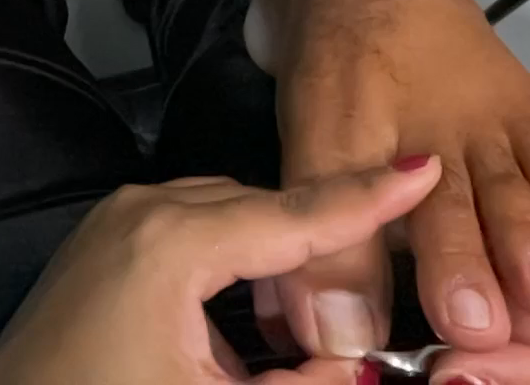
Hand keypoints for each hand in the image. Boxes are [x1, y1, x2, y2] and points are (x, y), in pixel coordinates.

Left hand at [0, 158, 443, 384]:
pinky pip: (189, 229)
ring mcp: (118, 215)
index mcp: (171, 240)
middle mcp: (143, 207)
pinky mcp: (107, 234)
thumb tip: (360, 370)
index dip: (366, 196)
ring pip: (226, 217)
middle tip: (356, 302)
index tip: (423, 165)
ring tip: (292, 328)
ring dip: (268, 261)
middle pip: (260, 211)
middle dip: (314, 247)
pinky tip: (238, 324)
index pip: (292, 213)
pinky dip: (226, 264)